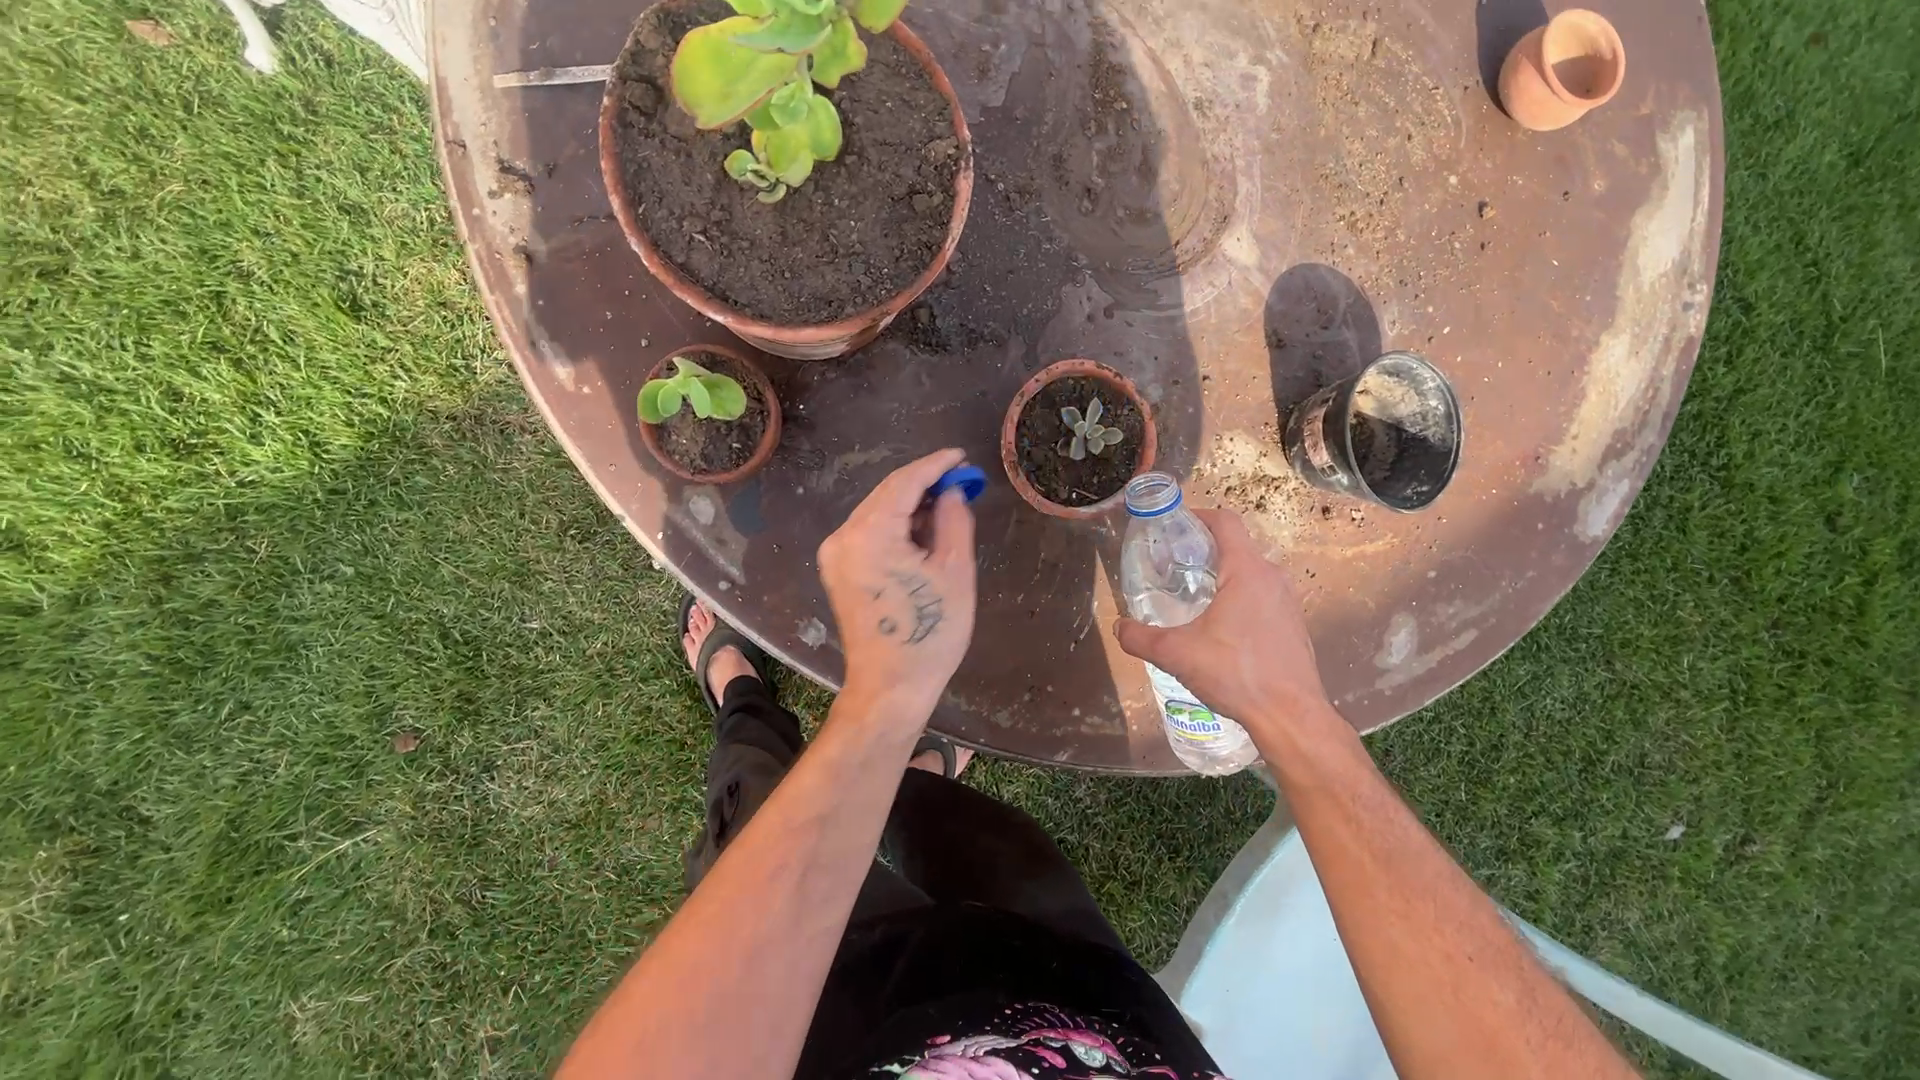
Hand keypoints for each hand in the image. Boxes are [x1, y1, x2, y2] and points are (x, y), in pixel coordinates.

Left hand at [817, 448, 977, 709]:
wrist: (890, 687)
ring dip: (911, 505)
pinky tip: (922, 531)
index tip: (962, 458)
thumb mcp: (955, 572)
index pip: (905, 482)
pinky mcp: (837, 571)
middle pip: (886, 494)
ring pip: (877, 512)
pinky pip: (869, 532)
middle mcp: (843, 536)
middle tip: (962, 481)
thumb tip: (952, 492)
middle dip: (924, 484)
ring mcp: (835, 555)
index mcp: (870, 533)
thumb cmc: (930, 633)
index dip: (936, 466)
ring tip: (948, 506)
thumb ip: (954, 520)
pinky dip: (895, 525)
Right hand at [1114, 507, 1333, 733]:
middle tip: (1174, 566)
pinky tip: (1221, 629)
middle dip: (1204, 550)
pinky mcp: (1293, 625)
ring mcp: (1288, 602)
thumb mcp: (1177, 654)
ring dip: (1223, 577)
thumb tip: (1118, 628)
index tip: (1175, 525)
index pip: (1225, 522)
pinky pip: (1263, 597)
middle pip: (1237, 547)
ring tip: (1194, 597)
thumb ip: (1140, 638)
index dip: (1198, 516)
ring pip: (1251, 574)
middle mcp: (1273, 578)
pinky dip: (1240, 599)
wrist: (1291, 716)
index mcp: (1247, 571)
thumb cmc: (1236, 674)